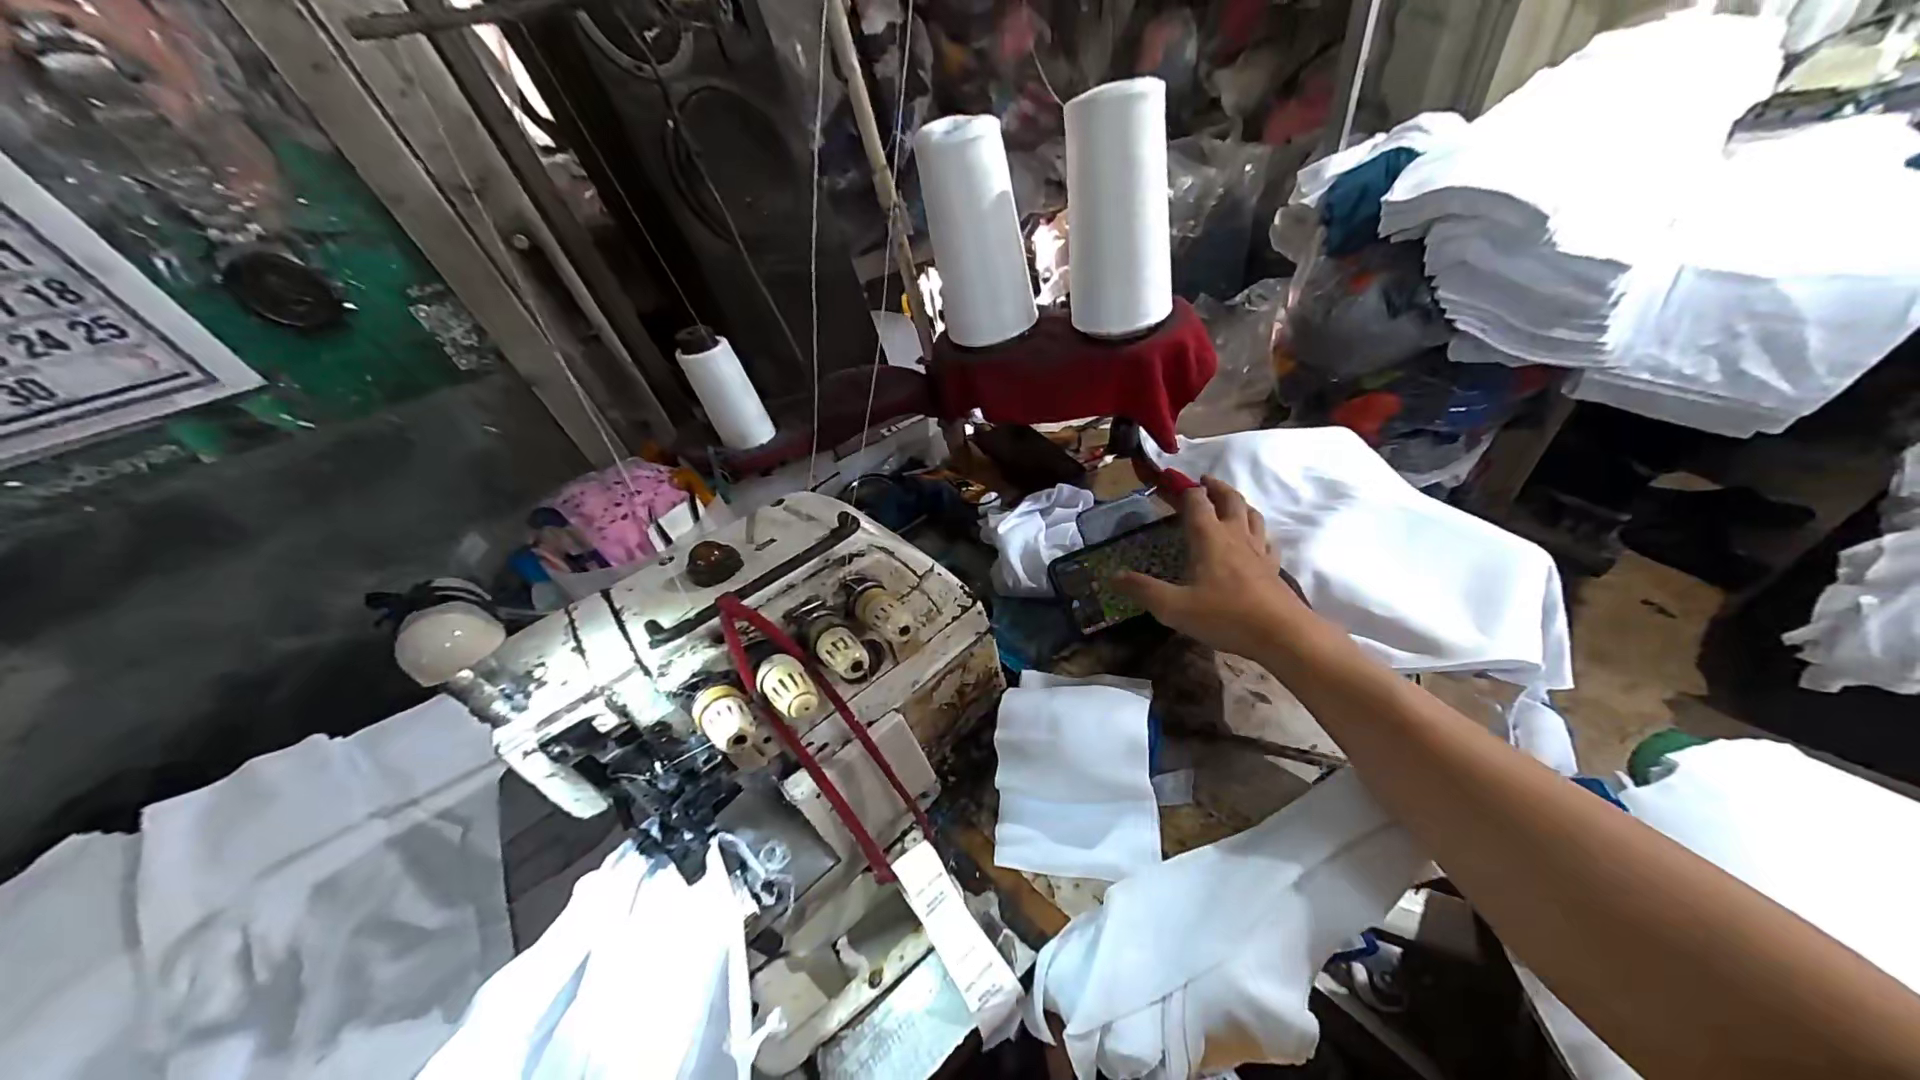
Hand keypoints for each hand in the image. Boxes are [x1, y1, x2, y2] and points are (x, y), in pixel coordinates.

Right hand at [1113, 476, 1311, 661]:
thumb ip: (1142, 590)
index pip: (1196, 502)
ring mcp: (1258, 550)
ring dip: (1239, 503)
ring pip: (1252, 515)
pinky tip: (1256, 540)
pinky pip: (1267, 540)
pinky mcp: (1273, 568)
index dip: (1182, 489)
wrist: (1281, 634)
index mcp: (1209, 538)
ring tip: (1230, 503)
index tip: (1170, 482)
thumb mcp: (1173, 607)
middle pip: (1229, 499)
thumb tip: (1113, 577)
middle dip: (1215, 487)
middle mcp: (1235, 536)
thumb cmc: (1224, 616)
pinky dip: (1258, 532)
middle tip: (1204, 481)